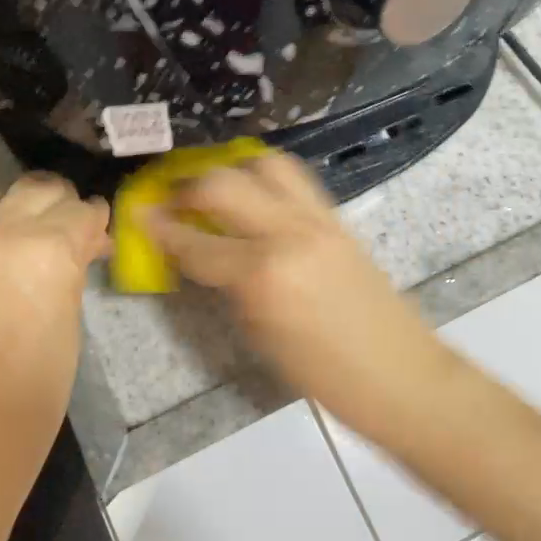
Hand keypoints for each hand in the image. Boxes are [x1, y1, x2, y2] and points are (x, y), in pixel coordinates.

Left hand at [0, 174, 109, 472]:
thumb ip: (72, 268)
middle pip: (36, 189)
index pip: (79, 209)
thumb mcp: (70, 322)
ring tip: (25, 246)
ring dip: (16, 215)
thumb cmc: (34, 391)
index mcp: (46, 250)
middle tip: (66, 229)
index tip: (97, 232)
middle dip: (57, 204)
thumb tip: (82, 242)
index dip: (93, 219)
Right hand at [144, 152, 451, 423]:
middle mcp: (287, 233)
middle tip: (173, 198)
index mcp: (263, 276)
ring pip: (264, 165)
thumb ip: (229, 288)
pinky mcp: (337, 217)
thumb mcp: (261, 338)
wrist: (400, 374)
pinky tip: (252, 196)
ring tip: (214, 186)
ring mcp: (317, 219)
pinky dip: (264, 179)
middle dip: (188, 186)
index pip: (196, 243)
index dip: (161, 229)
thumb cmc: (325, 376)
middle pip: (224, 184)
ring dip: (230, 169)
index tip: (140, 214)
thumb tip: (204, 257)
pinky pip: (293, 181)